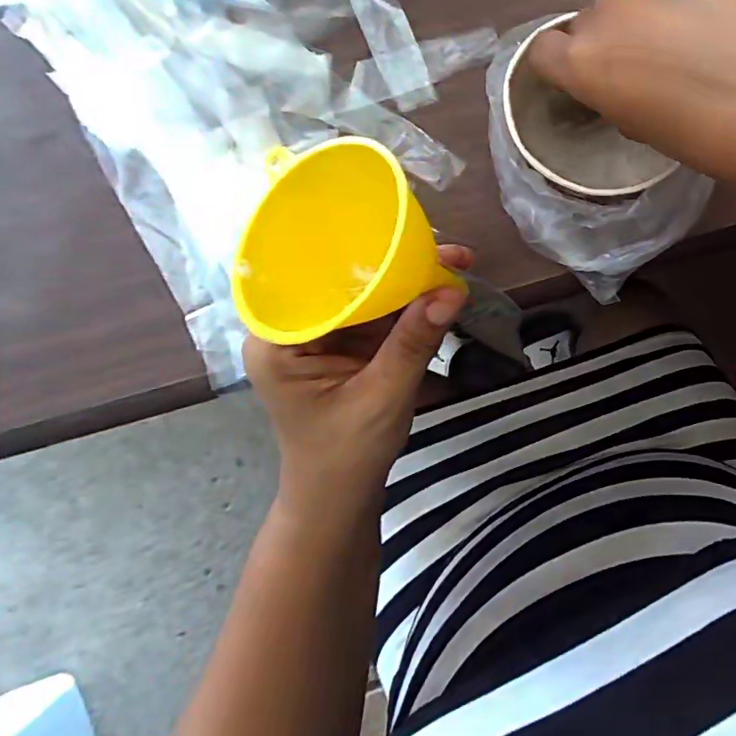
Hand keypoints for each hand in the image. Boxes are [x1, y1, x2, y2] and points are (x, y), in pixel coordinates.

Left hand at [244, 245, 473, 502]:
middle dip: (398, 264)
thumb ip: (414, 342)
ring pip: (369, 292)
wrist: (339, 498)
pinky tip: (440, 288)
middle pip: (348, 280)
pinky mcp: (347, 343)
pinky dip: (411, 302)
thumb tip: (452, 291)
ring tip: (454, 263)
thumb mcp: (383, 396)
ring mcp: (324, 334)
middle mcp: (296, 327)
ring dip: (410, 280)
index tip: (407, 237)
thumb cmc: (345, 454)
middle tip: (448, 251)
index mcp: (280, 338)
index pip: (318, 279)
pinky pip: (380, 312)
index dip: (364, 255)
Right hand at [527, 0, 735, 200]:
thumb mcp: (653, 135)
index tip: (599, 77)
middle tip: (670, 62)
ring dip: (666, 7)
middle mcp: (611, 4)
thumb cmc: (726, 143)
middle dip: (625, 37)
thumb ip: (618, 95)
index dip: (571, 64)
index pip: (545, 48)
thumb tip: (621, 75)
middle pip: (599, 16)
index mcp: (589, 62)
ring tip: (716, 37)